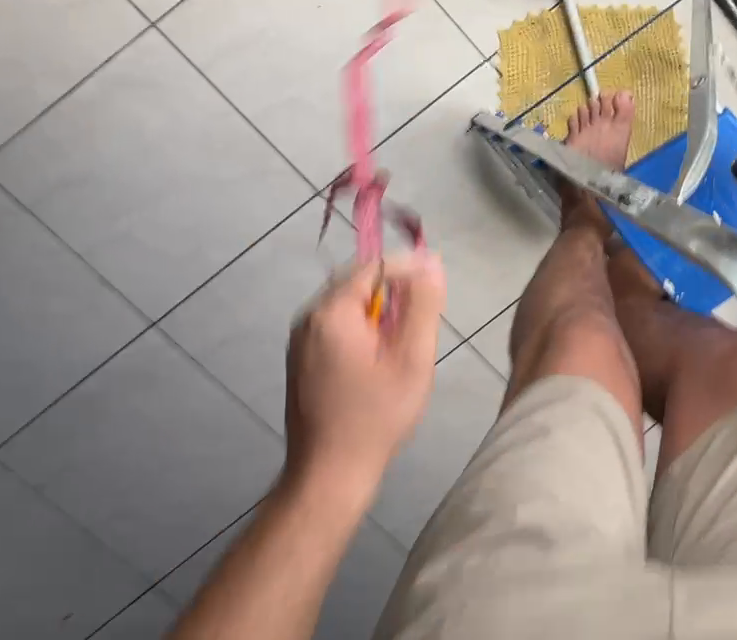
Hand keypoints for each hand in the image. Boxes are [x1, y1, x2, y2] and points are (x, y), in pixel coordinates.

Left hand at [283, 252, 445, 503]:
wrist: (330, 474)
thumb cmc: (377, 416)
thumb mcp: (413, 357)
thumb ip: (423, 304)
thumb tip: (431, 262)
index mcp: (332, 313)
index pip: (376, 265)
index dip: (409, 270)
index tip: (435, 293)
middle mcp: (308, 319)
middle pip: (360, 283)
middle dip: (395, 293)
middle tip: (421, 325)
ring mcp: (300, 341)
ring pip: (350, 305)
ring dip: (380, 314)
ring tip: (404, 345)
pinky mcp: (301, 360)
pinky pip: (338, 326)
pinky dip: (364, 330)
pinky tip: (380, 361)